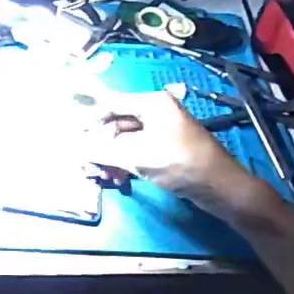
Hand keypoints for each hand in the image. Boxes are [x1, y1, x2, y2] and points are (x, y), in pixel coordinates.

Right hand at [79, 91, 279, 220]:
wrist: (223, 189)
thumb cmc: (183, 164)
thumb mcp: (139, 157)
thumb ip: (103, 150)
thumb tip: (73, 146)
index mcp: (153, 103)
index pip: (110, 103)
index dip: (88, 118)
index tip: (70, 132)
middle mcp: (155, 111)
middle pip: (115, 122)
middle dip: (98, 142)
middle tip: (82, 159)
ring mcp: (160, 130)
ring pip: (123, 139)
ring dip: (108, 155)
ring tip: (98, 172)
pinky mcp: (163, 148)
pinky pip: (134, 150)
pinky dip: (122, 161)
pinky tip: (115, 176)